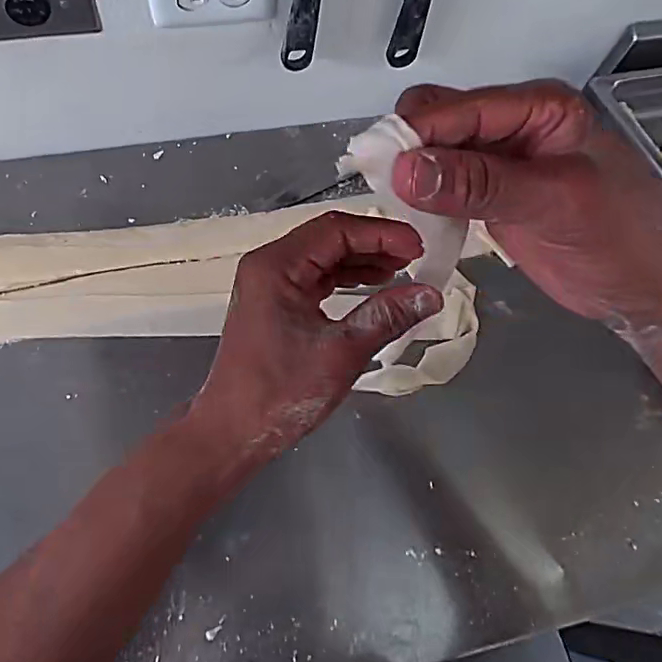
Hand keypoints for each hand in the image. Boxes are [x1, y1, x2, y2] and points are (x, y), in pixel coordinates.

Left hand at [190, 212, 444, 458]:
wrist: (231, 431)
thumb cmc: (279, 393)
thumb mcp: (341, 352)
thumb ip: (387, 316)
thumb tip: (430, 294)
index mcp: (276, 265)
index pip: (336, 230)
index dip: (381, 234)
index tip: (418, 246)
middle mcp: (269, 264)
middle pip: (329, 237)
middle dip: (374, 243)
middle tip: (416, 256)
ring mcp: (270, 281)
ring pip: (324, 254)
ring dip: (363, 259)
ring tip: (403, 268)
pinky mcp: (275, 299)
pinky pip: (316, 275)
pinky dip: (346, 276)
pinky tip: (375, 284)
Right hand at [391, 80, 661, 324]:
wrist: (650, 290)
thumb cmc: (623, 240)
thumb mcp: (553, 204)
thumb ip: (480, 184)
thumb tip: (407, 169)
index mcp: (540, 108)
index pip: (462, 107)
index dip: (420, 131)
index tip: (383, 164)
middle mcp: (516, 123)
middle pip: (441, 118)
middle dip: (409, 145)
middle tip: (384, 183)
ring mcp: (502, 158)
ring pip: (437, 149)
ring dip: (412, 170)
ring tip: (393, 199)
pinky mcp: (492, 191)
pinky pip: (445, 181)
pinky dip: (424, 193)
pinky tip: (414, 213)